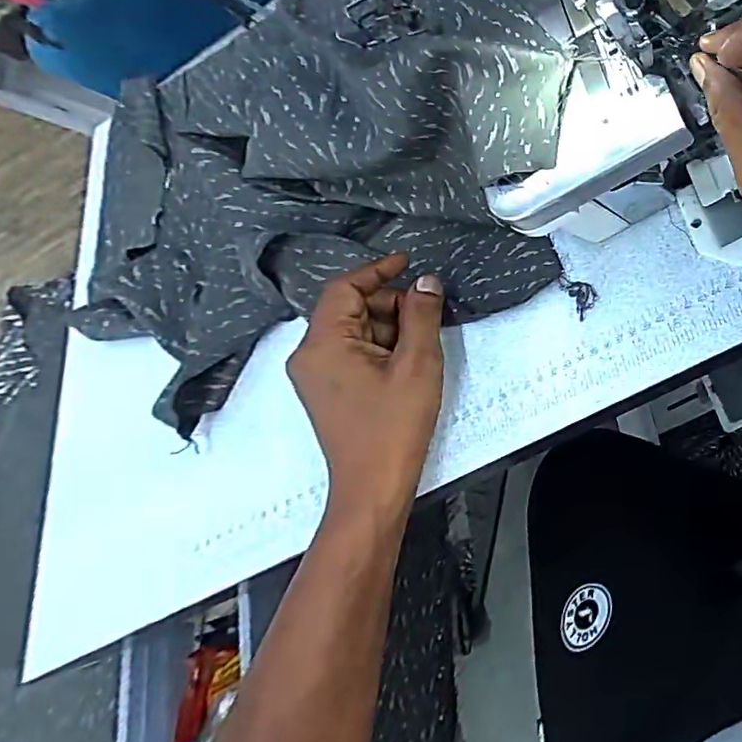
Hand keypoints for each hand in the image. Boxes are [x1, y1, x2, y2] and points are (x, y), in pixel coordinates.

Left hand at [287, 253, 445, 525]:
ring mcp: (317, 375)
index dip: (377, 271)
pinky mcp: (331, 389)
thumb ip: (422, 317)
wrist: (374, 480)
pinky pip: (355, 351)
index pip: (343, 290)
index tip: (409, 261)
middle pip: (349, 309)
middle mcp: (309, 355)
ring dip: (392, 326)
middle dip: (391, 302)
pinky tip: (412, 357)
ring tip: (426, 339)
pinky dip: (384, 345)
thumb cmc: (395, 422)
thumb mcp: (418, 363)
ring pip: (356, 331)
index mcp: (322, 345)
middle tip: (431, 311)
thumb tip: (427, 281)